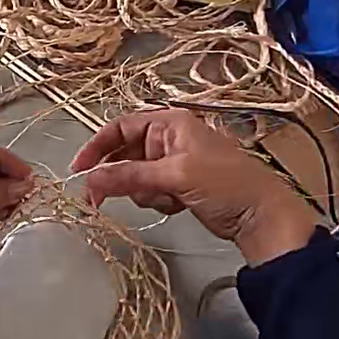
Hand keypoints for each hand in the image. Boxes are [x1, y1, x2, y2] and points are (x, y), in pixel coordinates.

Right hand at [71, 110, 317, 264]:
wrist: (259, 215)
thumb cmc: (224, 183)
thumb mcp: (175, 175)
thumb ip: (130, 176)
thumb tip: (89, 181)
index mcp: (170, 122)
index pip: (121, 127)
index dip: (97, 147)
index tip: (78, 170)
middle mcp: (169, 138)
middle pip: (125, 154)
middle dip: (121, 177)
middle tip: (100, 199)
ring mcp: (173, 163)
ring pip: (135, 177)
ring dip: (145, 192)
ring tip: (168, 198)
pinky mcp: (178, 186)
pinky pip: (151, 192)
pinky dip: (158, 201)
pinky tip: (177, 205)